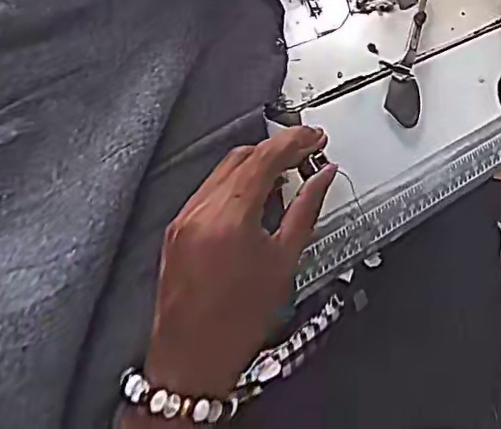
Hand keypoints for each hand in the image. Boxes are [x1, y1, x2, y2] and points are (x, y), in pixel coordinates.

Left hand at [141, 126, 338, 399]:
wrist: (191, 364)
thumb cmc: (236, 324)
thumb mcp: (284, 261)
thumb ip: (306, 209)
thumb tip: (322, 177)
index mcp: (230, 216)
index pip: (265, 155)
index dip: (295, 140)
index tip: (313, 137)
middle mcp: (202, 209)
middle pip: (244, 155)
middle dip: (277, 148)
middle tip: (304, 152)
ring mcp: (185, 217)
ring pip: (225, 168)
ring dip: (257, 163)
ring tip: (284, 174)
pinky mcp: (177, 227)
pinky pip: (210, 188)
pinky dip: (236, 182)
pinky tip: (255, 197)